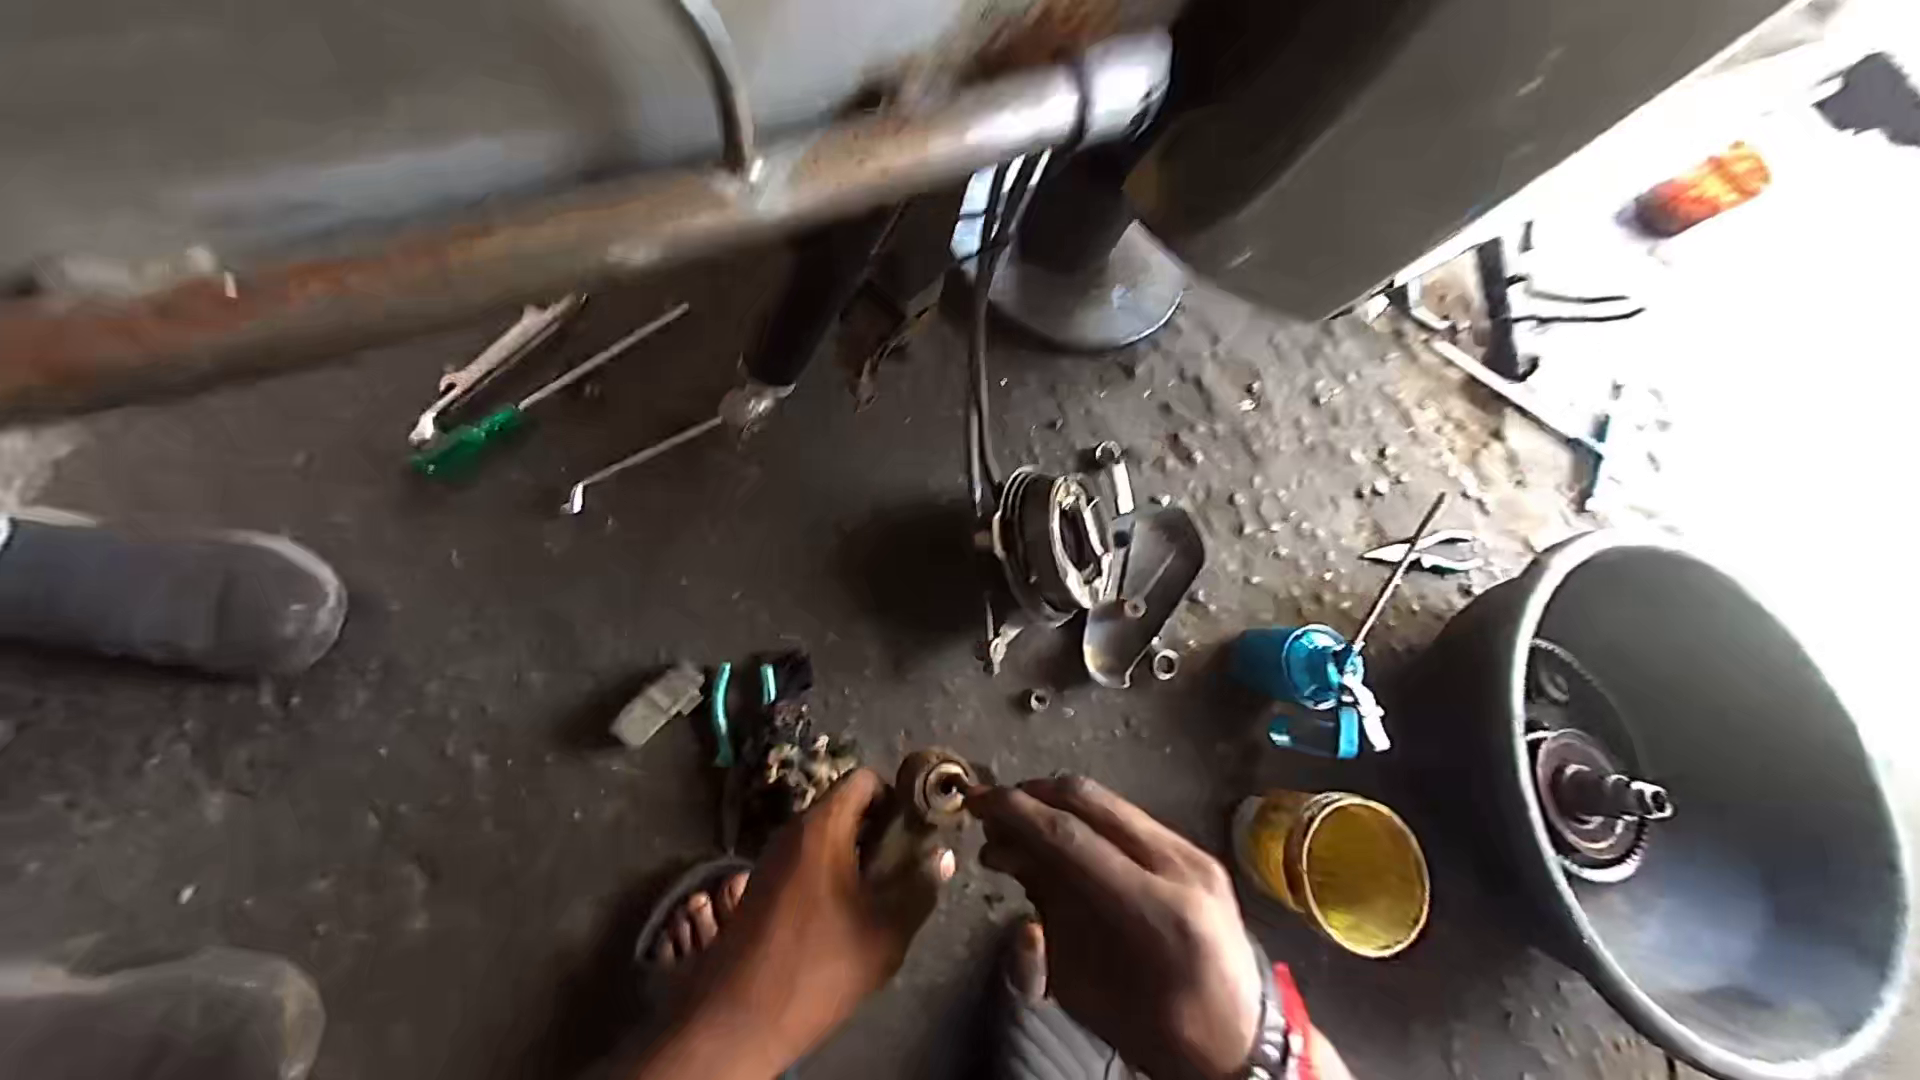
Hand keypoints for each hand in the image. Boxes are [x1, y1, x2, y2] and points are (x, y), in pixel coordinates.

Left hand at [655, 768, 951, 1076]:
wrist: (733, 1021)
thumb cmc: (816, 967)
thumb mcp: (885, 932)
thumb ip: (920, 887)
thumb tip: (942, 856)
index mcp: (822, 826)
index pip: (864, 779)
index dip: (896, 796)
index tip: (915, 828)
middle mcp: (793, 830)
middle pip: (846, 805)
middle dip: (879, 828)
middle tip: (903, 863)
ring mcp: (771, 857)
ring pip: (826, 834)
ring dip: (856, 851)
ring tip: (878, 891)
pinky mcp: (760, 885)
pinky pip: (805, 857)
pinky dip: (830, 868)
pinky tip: (843, 911)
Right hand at [968, 775, 1260, 1079]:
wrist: (1239, 1043)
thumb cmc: (1153, 1030)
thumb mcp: (1084, 985)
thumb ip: (1047, 911)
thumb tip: (1009, 851)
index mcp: (1156, 912)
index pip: (1070, 838)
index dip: (1017, 812)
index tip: (979, 801)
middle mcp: (1179, 866)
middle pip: (1089, 801)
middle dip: (1032, 795)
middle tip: (994, 808)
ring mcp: (1192, 852)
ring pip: (1108, 801)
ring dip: (1055, 802)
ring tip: (1020, 823)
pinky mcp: (1194, 849)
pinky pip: (1126, 816)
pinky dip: (1084, 817)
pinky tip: (1061, 836)